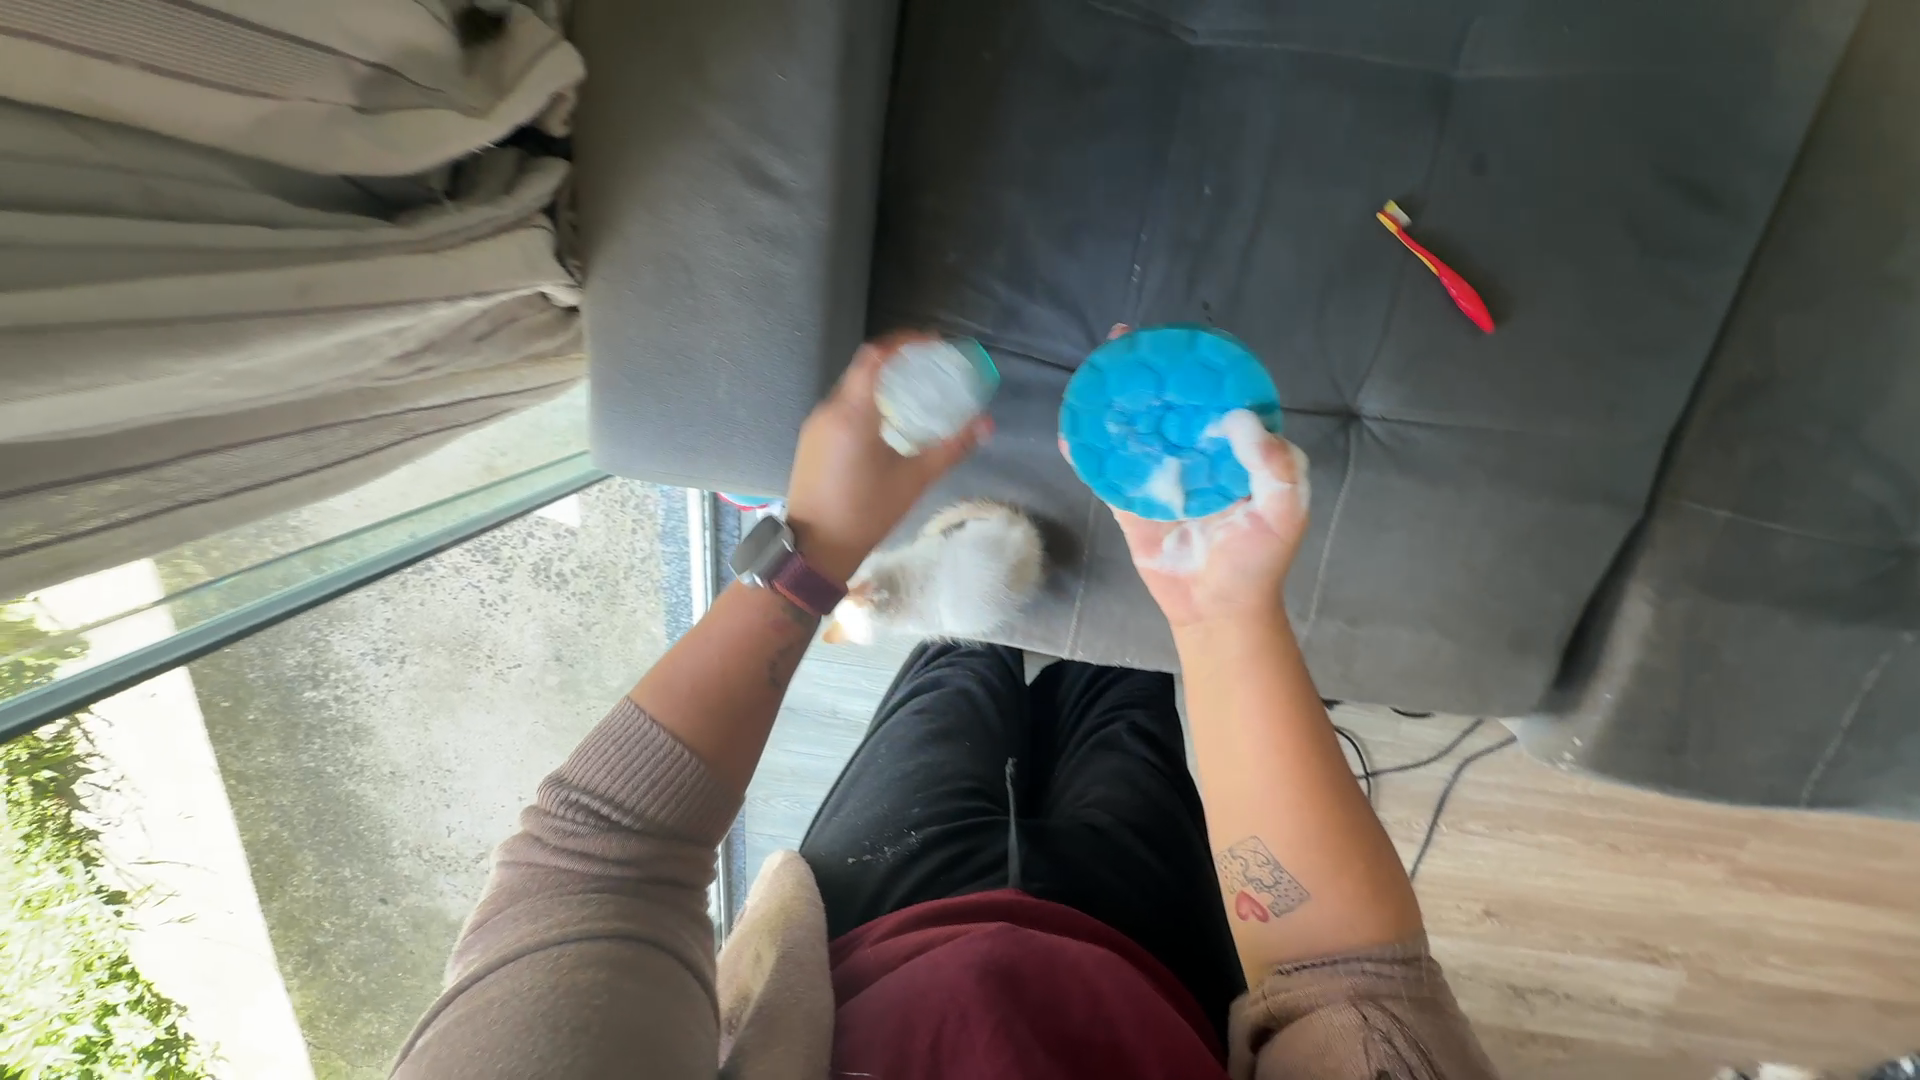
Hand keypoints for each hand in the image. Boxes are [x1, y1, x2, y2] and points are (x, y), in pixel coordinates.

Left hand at [786, 332, 992, 583]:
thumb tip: (987, 424)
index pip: (875, 357)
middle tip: (929, 368)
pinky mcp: (810, 442)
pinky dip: (865, 403)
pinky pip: (840, 409)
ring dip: (880, 384)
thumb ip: (952, 447)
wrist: (815, 549)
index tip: (932, 343)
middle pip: (863, 370)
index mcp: (853, 413)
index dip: (904, 342)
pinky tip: (885, 423)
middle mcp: (828, 410)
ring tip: (912, 393)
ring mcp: (815, 426)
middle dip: (896, 362)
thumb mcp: (915, 480)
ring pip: (850, 390)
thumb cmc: (866, 513)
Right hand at [1069, 326, 1308, 628]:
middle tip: (1122, 340)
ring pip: (1132, 433)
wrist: (1215, 609)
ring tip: (1091, 375)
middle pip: (1165, 406)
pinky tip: (1068, 432)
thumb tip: (1236, 418)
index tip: (1178, 340)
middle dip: (1144, 372)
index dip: (1196, 365)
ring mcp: (1157, 478)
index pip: (1213, 397)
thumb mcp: (1283, 512)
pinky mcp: (1128, 504)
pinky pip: (1105, 474)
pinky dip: (1085, 454)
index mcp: (1230, 451)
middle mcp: (1192, 456)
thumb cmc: (1255, 562)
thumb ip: (1271, 465)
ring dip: (1111, 404)